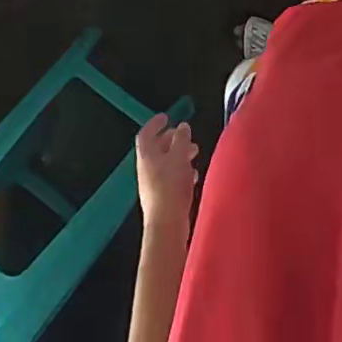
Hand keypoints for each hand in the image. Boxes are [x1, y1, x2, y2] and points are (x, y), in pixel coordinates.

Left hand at [135, 114, 197, 229]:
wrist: (166, 225)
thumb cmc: (170, 186)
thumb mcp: (178, 157)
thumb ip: (181, 140)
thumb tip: (182, 126)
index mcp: (146, 154)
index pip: (146, 132)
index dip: (155, 123)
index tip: (166, 117)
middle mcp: (146, 167)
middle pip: (157, 147)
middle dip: (171, 139)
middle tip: (185, 135)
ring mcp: (152, 183)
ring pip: (166, 163)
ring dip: (179, 155)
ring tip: (194, 153)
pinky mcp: (161, 198)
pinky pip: (170, 178)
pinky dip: (181, 172)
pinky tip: (193, 176)